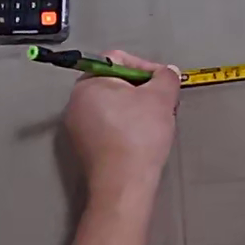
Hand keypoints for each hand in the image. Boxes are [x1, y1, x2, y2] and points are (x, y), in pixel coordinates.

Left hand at [65, 51, 180, 197]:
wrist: (124, 184)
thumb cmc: (139, 136)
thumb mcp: (161, 97)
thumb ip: (166, 77)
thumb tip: (168, 72)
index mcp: (88, 83)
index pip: (119, 59)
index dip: (146, 66)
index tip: (164, 81)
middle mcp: (76, 102)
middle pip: (116, 83)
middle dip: (143, 90)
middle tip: (163, 102)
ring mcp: (78, 127)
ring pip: (114, 106)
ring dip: (138, 108)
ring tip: (157, 121)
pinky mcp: (85, 148)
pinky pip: (109, 126)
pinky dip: (127, 127)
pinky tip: (144, 139)